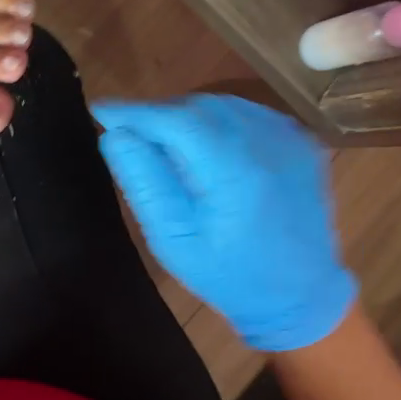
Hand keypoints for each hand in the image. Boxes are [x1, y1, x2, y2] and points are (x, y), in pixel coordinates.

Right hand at [94, 95, 354, 351]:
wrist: (299, 292)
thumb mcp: (173, 239)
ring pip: (222, 106)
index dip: (135, 112)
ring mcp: (291, 139)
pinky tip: (203, 149)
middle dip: (159, 114)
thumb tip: (114, 134)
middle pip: (199, 107)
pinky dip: (216, 121)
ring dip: (186, 116)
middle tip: (129, 134)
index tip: (100, 109)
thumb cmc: (226, 274)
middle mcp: (268, 144)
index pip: (176, 120)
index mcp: (236, 172)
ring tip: (163, 145)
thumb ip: (144, 182)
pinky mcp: (300, 141)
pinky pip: (246, 114)